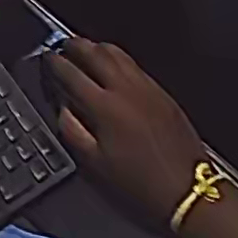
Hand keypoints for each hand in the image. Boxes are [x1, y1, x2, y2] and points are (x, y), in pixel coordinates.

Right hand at [47, 37, 206, 225]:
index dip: (54, 62)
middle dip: (73, 45)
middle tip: (62, 46)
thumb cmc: (140, 181)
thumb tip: (62, 108)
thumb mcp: (95, 162)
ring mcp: (147, 89)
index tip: (47, 59)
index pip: (71, 72)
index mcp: (104, 107)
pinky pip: (135, 65)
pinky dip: (117, 59)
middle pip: (94, 52)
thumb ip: (71, 129)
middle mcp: (125, 90)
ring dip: (96, 48)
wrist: (191, 193)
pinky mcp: (163, 94)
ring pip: (117, 54)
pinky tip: (113, 68)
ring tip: (86, 51)